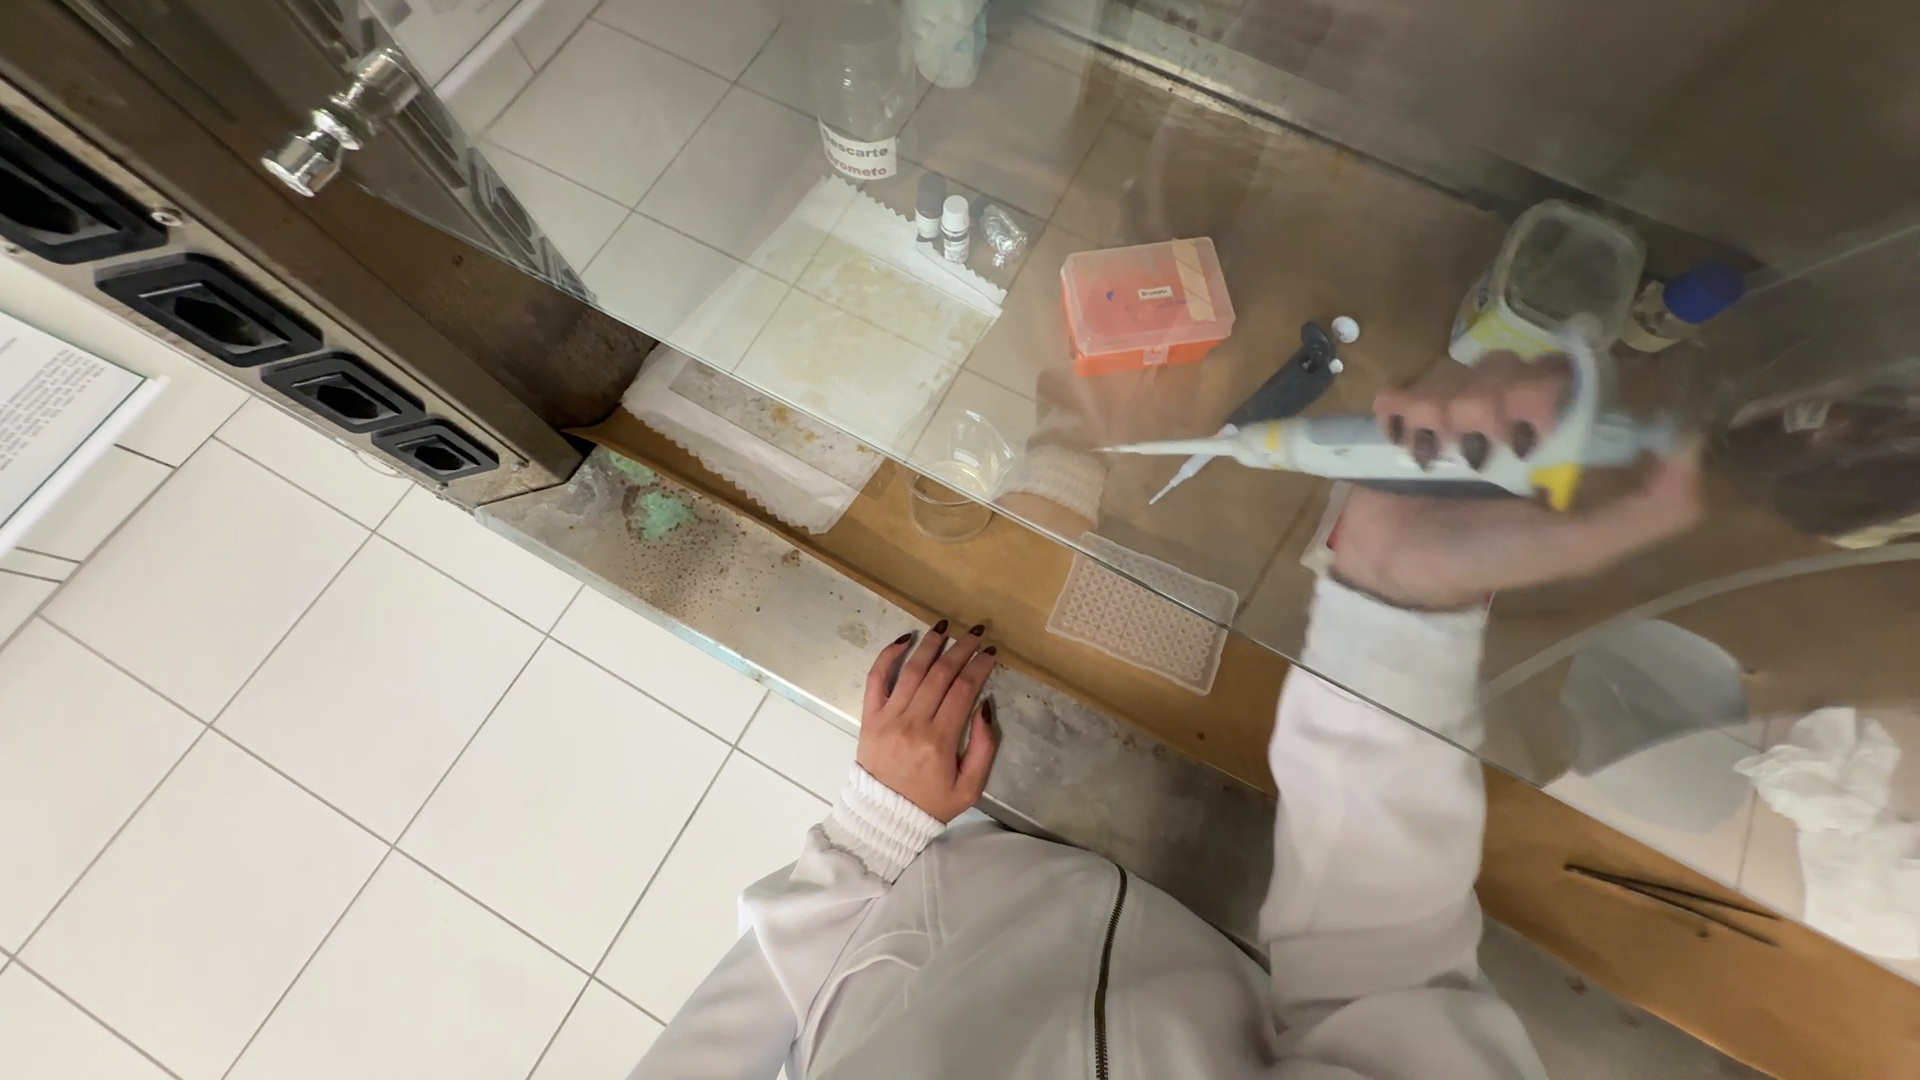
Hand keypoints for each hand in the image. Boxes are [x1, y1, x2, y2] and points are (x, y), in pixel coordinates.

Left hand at [858, 620, 998, 821]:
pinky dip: (888, 655)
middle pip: (940, 674)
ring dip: (930, 644)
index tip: (991, 652)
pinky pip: (876, 678)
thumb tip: (984, 707)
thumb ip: (983, 748)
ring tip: (945, 626)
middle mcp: (913, 722)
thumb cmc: (931, 804)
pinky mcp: (869, 716)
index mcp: (939, 741)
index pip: (963, 690)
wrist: (883, 819)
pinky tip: (905, 638)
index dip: (979, 667)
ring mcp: (888, 717)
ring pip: (911, 670)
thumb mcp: (969, 788)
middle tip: (975, 632)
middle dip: (961, 649)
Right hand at [1334, 353, 1702, 609]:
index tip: (1534, 431)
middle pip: (1503, 366)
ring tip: (1432, 458)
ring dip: (1441, 415)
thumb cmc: (1486, 560)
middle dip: (1491, 406)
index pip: (1562, 375)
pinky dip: (1399, 415)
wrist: (1400, 573)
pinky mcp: (1395, 424)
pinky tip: (1403, 446)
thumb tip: (1689, 442)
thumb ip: (1649, 510)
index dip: (1548, 390)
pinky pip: (1399, 392)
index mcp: (1548, 440)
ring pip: (1451, 376)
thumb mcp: (1578, 546)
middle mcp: (1498, 420)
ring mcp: (1443, 420)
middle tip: (1480, 453)